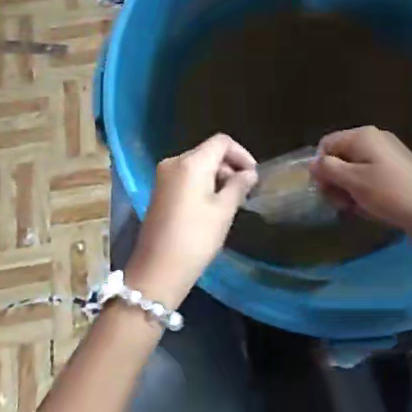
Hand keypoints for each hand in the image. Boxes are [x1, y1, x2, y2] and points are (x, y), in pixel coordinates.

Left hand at [128, 134, 257, 306]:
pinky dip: (202, 184)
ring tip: (232, 201)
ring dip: (217, 177)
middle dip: (229, 166)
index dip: (242, 154)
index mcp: (190, 162)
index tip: (254, 175)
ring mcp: (163, 177)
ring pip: (197, 165)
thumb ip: (238, 186)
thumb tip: (249, 173)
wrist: (158, 270)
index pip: (221, 141)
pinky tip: (212, 206)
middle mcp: (174, 162)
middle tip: (245, 191)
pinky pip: (186, 178)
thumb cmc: (196, 238)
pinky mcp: (160, 191)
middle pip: (208, 152)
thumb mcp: (224, 211)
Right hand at [314, 126, 411, 242]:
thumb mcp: (353, 182)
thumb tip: (312, 163)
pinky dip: (366, 191)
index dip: (320, 166)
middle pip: (340, 156)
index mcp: (362, 136)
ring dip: (350, 189)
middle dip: (335, 180)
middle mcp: (375, 139)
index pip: (326, 144)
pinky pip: (371, 177)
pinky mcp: (397, 170)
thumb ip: (328, 169)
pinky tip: (372, 208)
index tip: (324, 190)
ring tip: (358, 208)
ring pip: (355, 169)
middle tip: (341, 204)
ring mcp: (388, 154)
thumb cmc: (390, 194)